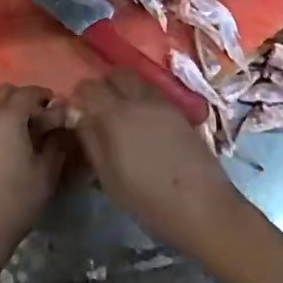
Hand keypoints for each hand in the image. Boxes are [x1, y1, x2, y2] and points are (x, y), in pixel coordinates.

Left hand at [0, 84, 71, 255]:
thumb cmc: (17, 198)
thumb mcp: (46, 171)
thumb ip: (56, 142)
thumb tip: (62, 126)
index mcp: (7, 117)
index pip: (28, 93)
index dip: (45, 96)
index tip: (58, 108)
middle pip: (6, 91)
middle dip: (25, 97)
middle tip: (42, 116)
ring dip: (9, 108)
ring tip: (26, 130)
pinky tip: (8, 143)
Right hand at [69, 70, 247, 258]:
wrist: (204, 208)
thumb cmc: (149, 202)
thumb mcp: (110, 178)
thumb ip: (91, 142)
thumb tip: (79, 116)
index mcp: (116, 116)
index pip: (89, 87)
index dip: (79, 96)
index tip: (77, 112)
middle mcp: (139, 100)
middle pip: (115, 74)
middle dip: (103, 85)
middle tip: (99, 109)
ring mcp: (163, 102)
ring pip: (137, 79)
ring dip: (124, 88)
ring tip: (122, 115)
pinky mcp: (180, 110)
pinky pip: (153, 91)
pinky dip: (142, 96)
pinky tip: (144, 123)